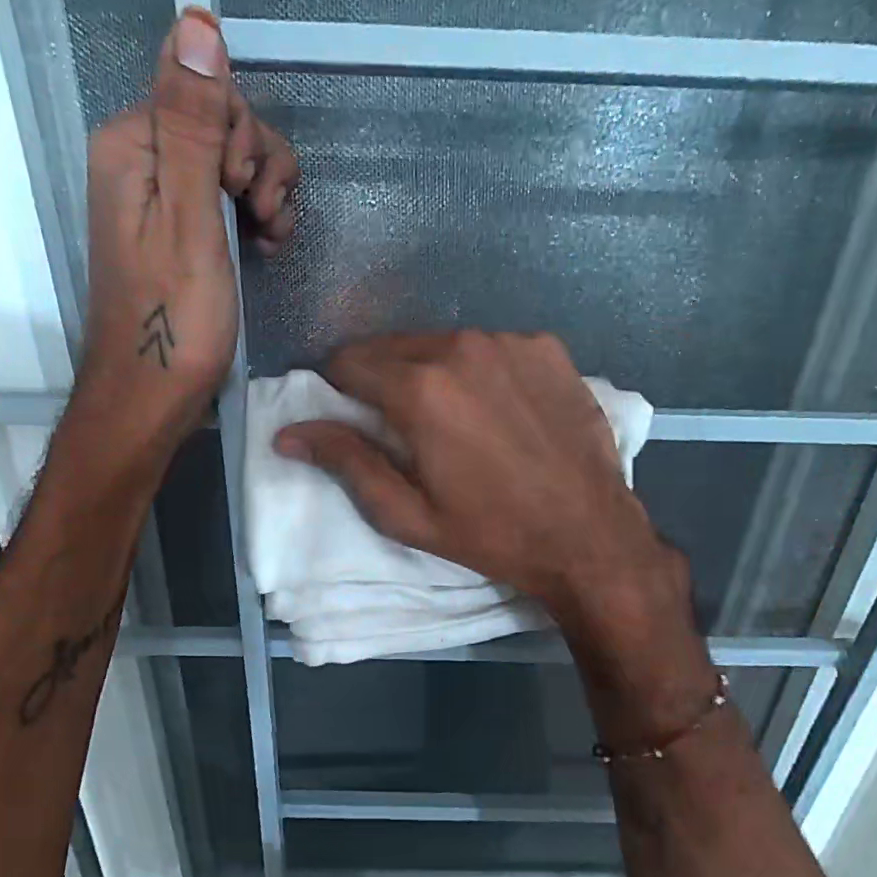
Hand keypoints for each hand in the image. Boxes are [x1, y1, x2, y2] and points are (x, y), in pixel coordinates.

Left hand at [77, 8, 297, 434]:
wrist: (154, 395)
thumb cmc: (176, 318)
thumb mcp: (190, 218)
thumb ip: (193, 125)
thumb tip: (197, 25)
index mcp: (132, 146)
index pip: (207, 94)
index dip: (244, 141)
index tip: (244, 197)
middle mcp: (140, 160)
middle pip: (224, 124)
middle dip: (260, 168)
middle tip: (260, 222)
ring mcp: (160, 196)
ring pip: (234, 161)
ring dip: (266, 195)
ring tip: (270, 240)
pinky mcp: (180, 227)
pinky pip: (228, 196)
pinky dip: (255, 216)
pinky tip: (265, 246)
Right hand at [272, 331, 682, 616]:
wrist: (589, 535)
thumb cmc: (492, 534)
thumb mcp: (408, 514)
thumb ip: (346, 461)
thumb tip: (287, 433)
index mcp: (420, 389)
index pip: (349, 362)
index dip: (340, 389)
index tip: (354, 418)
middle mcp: (462, 347)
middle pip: (394, 347)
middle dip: (385, 379)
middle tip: (406, 427)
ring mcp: (511, 342)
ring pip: (444, 344)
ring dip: (435, 372)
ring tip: (458, 420)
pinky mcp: (547, 348)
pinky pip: (493, 348)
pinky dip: (483, 370)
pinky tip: (503, 410)